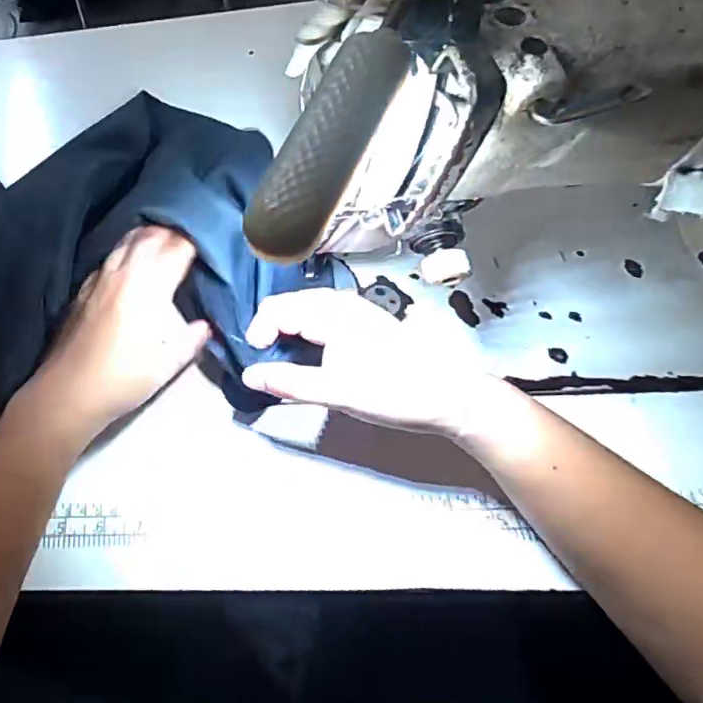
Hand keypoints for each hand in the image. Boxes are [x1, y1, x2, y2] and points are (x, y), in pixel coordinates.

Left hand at [10, 226, 211, 449]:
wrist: (68, 391)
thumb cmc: (123, 378)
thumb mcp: (167, 364)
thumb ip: (190, 340)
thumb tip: (205, 326)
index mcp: (147, 286)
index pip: (177, 249)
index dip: (196, 241)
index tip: (211, 243)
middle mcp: (122, 273)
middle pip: (150, 236)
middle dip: (172, 231)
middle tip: (190, 235)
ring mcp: (98, 279)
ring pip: (125, 242)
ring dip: (146, 236)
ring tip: (163, 239)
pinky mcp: (82, 290)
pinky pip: (108, 258)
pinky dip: (124, 252)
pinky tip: (129, 264)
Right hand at [241, 288, 511, 439]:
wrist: (453, 398)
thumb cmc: (396, 392)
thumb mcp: (339, 393)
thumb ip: (290, 383)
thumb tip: (249, 376)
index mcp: (334, 314)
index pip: (277, 310)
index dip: (257, 332)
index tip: (253, 360)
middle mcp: (342, 304)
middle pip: (287, 303)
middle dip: (266, 327)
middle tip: (261, 359)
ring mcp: (354, 310)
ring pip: (302, 307)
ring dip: (283, 326)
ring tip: (277, 354)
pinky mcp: (362, 321)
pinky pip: (318, 313)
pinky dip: (300, 327)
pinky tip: (303, 349)